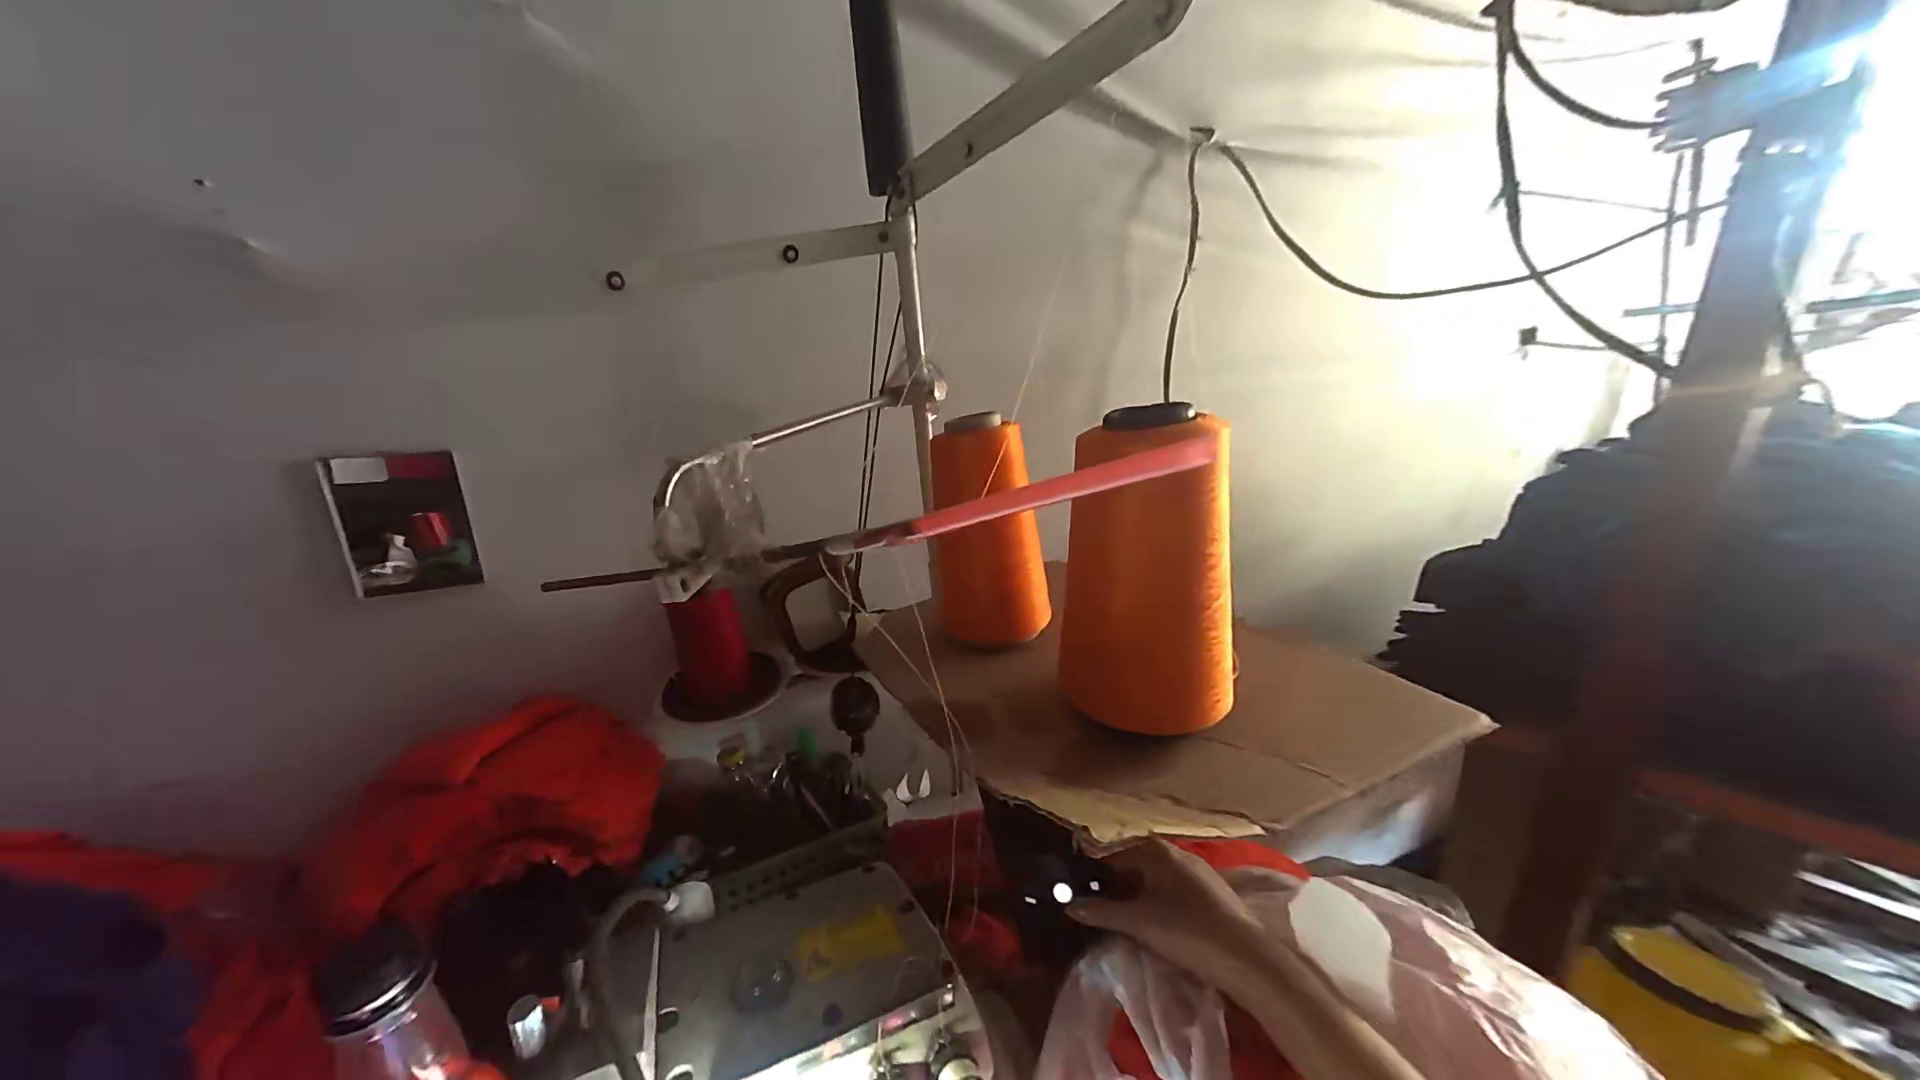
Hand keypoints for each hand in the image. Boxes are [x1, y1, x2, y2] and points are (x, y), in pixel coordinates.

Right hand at [1064, 839, 1273, 984]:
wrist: (1246, 957)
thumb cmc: (1187, 931)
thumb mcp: (1138, 922)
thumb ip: (1102, 911)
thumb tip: (1070, 904)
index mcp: (1154, 850)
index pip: (1113, 853)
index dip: (1095, 871)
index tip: (1081, 889)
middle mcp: (1175, 850)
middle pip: (1135, 861)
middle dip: (1117, 881)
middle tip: (1101, 906)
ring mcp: (1196, 868)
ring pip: (1156, 874)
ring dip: (1139, 890)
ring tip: (1126, 915)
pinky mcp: (1212, 888)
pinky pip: (1174, 885)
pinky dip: (1159, 896)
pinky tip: (1159, 919)